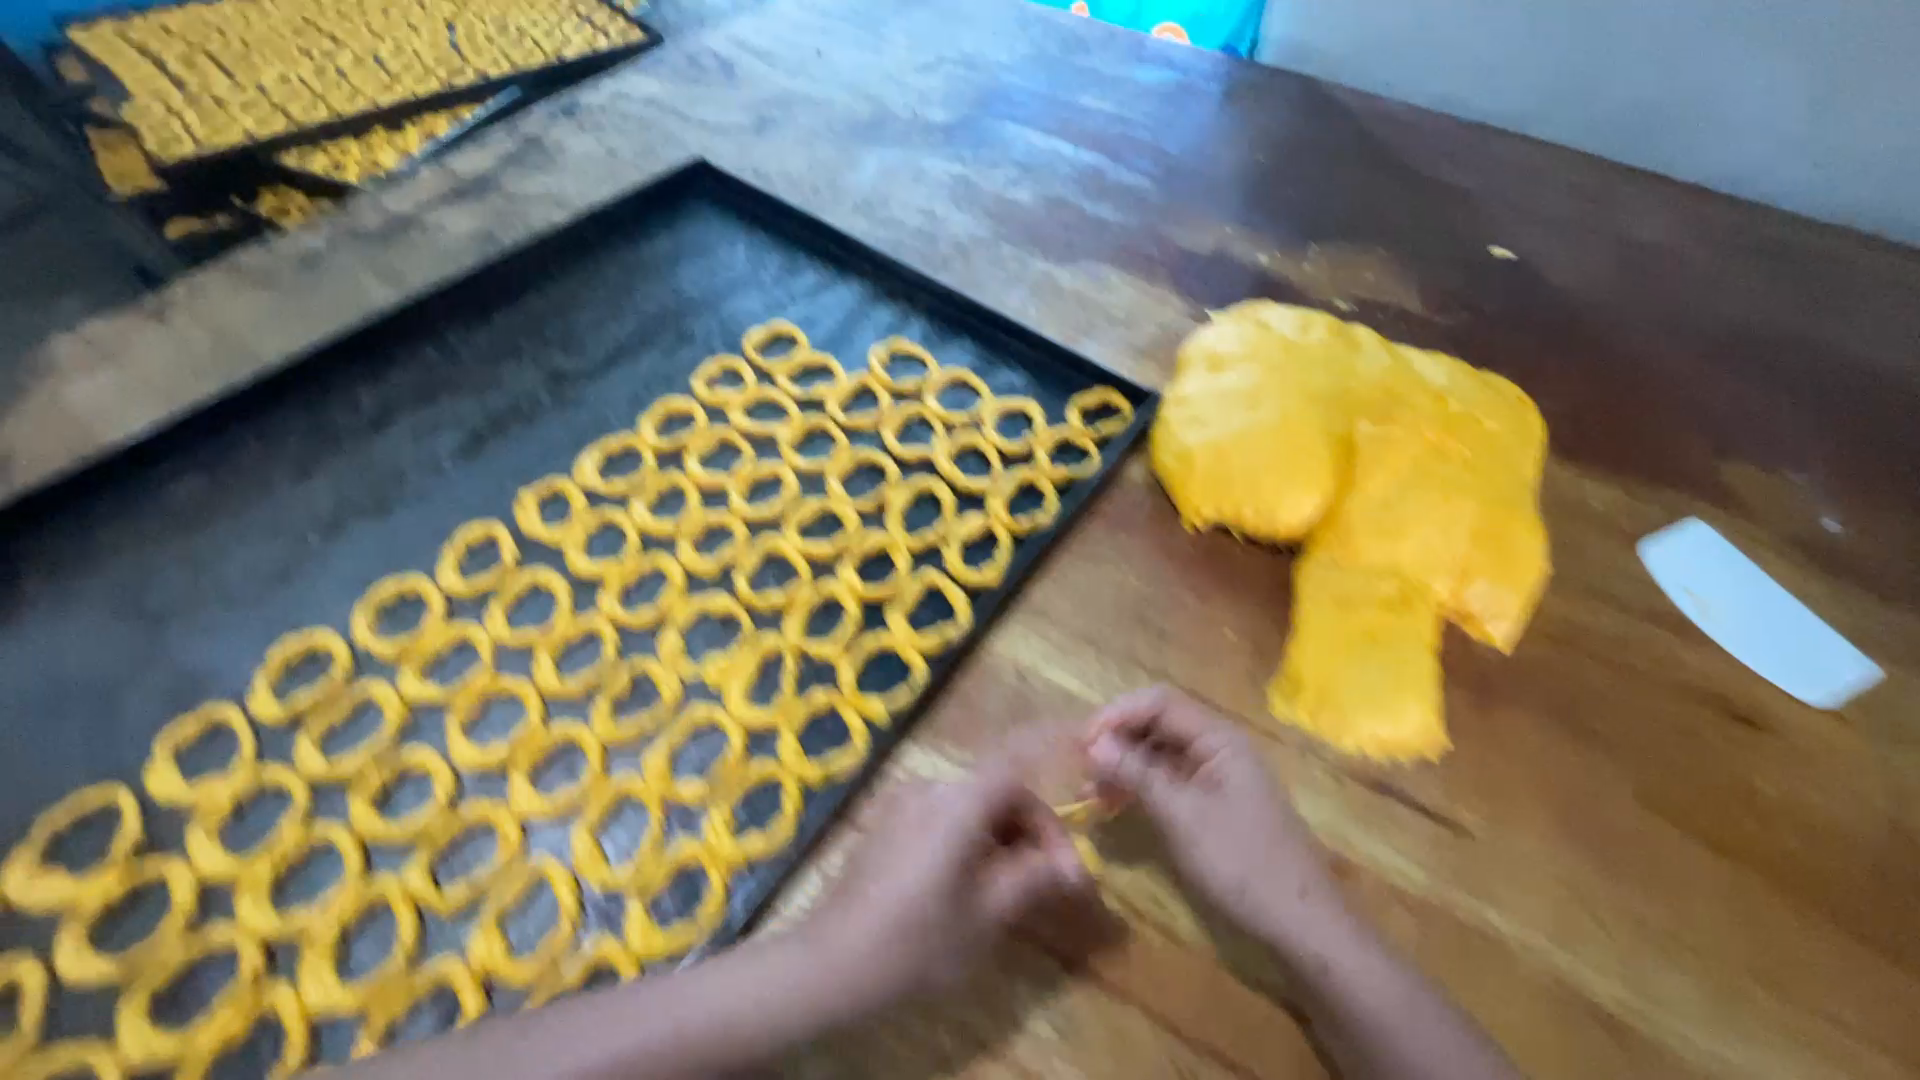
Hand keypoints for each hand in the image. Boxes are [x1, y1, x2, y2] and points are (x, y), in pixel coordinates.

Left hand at [803, 760, 1094, 1003]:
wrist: (828, 964)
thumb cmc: (917, 940)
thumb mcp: (988, 914)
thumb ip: (1034, 878)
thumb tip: (1072, 866)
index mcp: (958, 800)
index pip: (1019, 771)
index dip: (1051, 802)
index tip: (1068, 854)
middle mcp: (930, 787)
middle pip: (996, 792)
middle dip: (1030, 834)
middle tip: (1050, 886)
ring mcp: (901, 803)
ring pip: (970, 808)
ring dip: (1000, 840)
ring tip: (1012, 892)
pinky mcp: (883, 824)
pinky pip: (941, 819)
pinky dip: (967, 842)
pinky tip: (967, 887)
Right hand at [1084, 685, 1342, 941]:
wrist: (1302, 923)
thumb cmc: (1242, 863)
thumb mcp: (1182, 816)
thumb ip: (1137, 773)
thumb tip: (1093, 744)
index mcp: (1220, 738)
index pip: (1159, 702)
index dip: (1116, 715)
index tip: (1082, 744)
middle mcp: (1219, 747)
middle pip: (1159, 724)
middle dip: (1118, 741)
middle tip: (1082, 771)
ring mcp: (1219, 775)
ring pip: (1161, 753)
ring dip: (1125, 765)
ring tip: (1092, 793)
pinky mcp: (1215, 802)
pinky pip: (1170, 779)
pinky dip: (1142, 786)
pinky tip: (1118, 804)